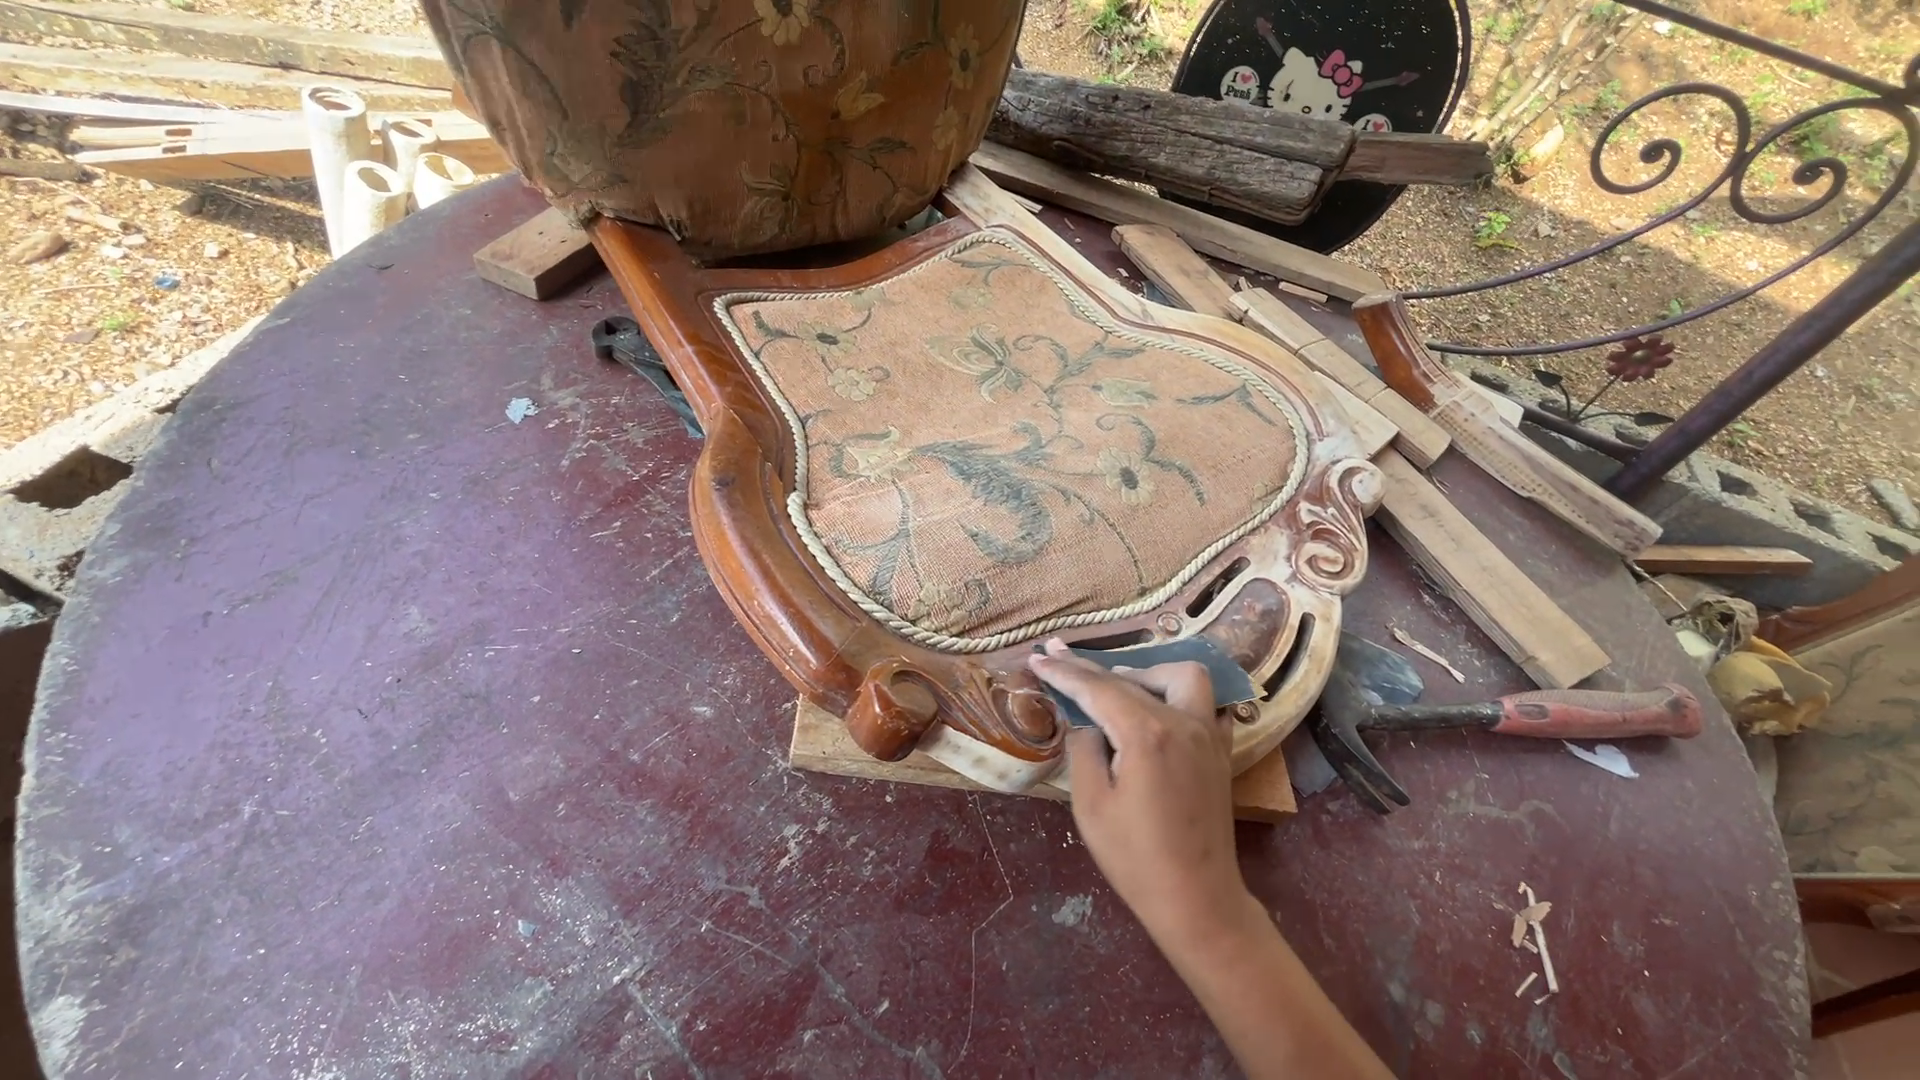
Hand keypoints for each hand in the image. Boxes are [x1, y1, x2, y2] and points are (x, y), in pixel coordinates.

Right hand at [1027, 638, 1251, 943]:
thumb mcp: (1091, 805)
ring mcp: (1207, 734)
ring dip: (1145, 673)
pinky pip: (1203, 703)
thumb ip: (1083, 750)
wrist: (1197, 899)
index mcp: (1146, 733)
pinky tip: (1157, 708)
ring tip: (1113, 686)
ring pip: (1181, 676)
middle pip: (1130, 679)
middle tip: (1057, 655)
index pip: (1097, 688)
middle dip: (1090, 667)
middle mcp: (1182, 721)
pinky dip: (1178, 695)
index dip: (1064, 672)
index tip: (1037, 656)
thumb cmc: (1135, 858)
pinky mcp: (1219, 752)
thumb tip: (1087, 724)